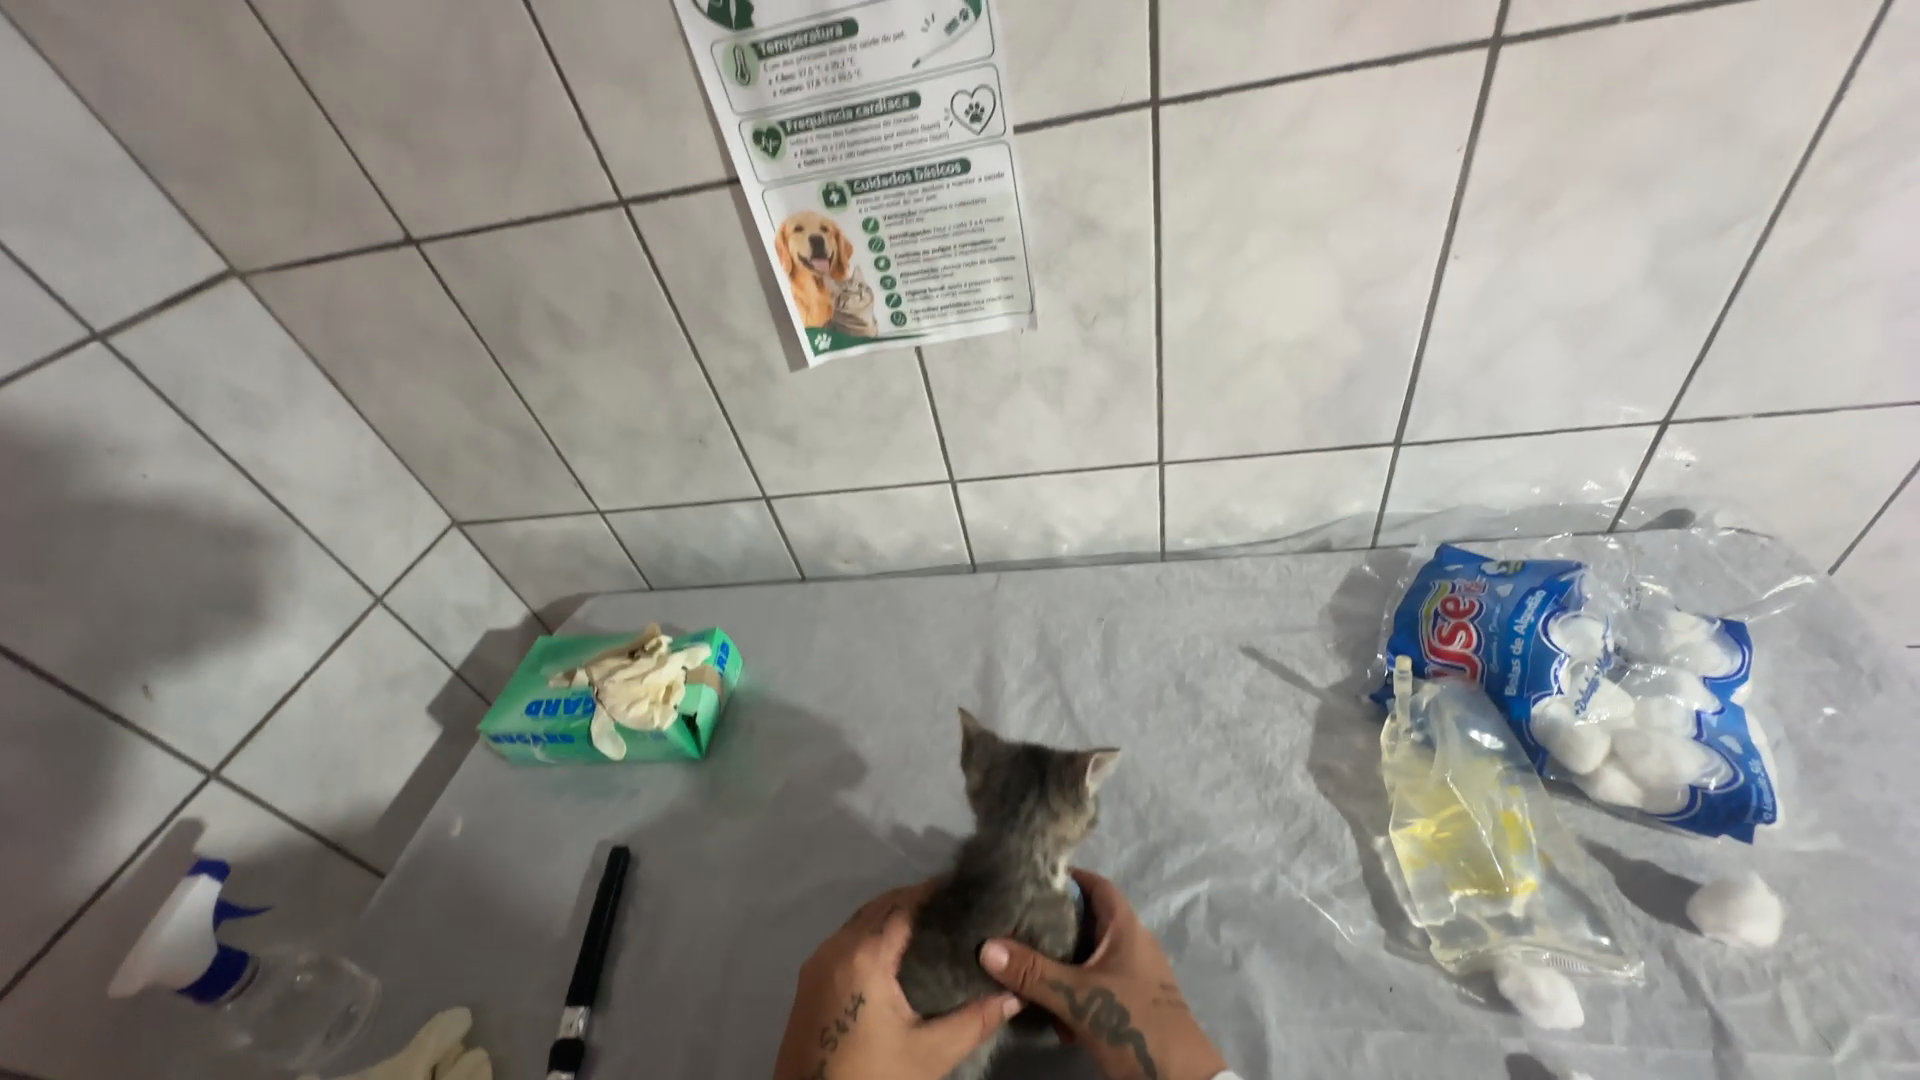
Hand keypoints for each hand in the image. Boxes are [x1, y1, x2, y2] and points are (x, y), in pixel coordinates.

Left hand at [772, 883, 1019, 1079]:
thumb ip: (974, 1020)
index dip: (937, 893)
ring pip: (862, 920)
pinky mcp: (809, 981)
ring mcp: (817, 962)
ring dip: (895, 918)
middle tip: (958, 911)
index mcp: (863, 955)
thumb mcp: (928, 1056)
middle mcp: (835, 947)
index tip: (969, 893)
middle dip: (919, 902)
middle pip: (883, 905)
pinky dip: (874, 935)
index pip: (905, 903)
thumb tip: (1015, 995)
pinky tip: (899, 955)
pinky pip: (847, 940)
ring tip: (935, 929)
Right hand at [978, 870, 1226, 1079]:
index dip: (1066, 878)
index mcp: (1126, 927)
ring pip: (1087, 955)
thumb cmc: (1134, 1024)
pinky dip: (1071, 990)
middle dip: (1052, 922)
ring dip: (1058, 962)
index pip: (1095, 885)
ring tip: (1020, 962)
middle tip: (1014, 921)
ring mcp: (1132, 975)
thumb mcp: (1078, 997)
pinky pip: (1093, 983)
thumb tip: (986, 945)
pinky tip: (1045, 1007)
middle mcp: (1131, 943)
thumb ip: (1033, 972)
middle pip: (1086, 919)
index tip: (1029, 880)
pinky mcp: (1129, 1003)